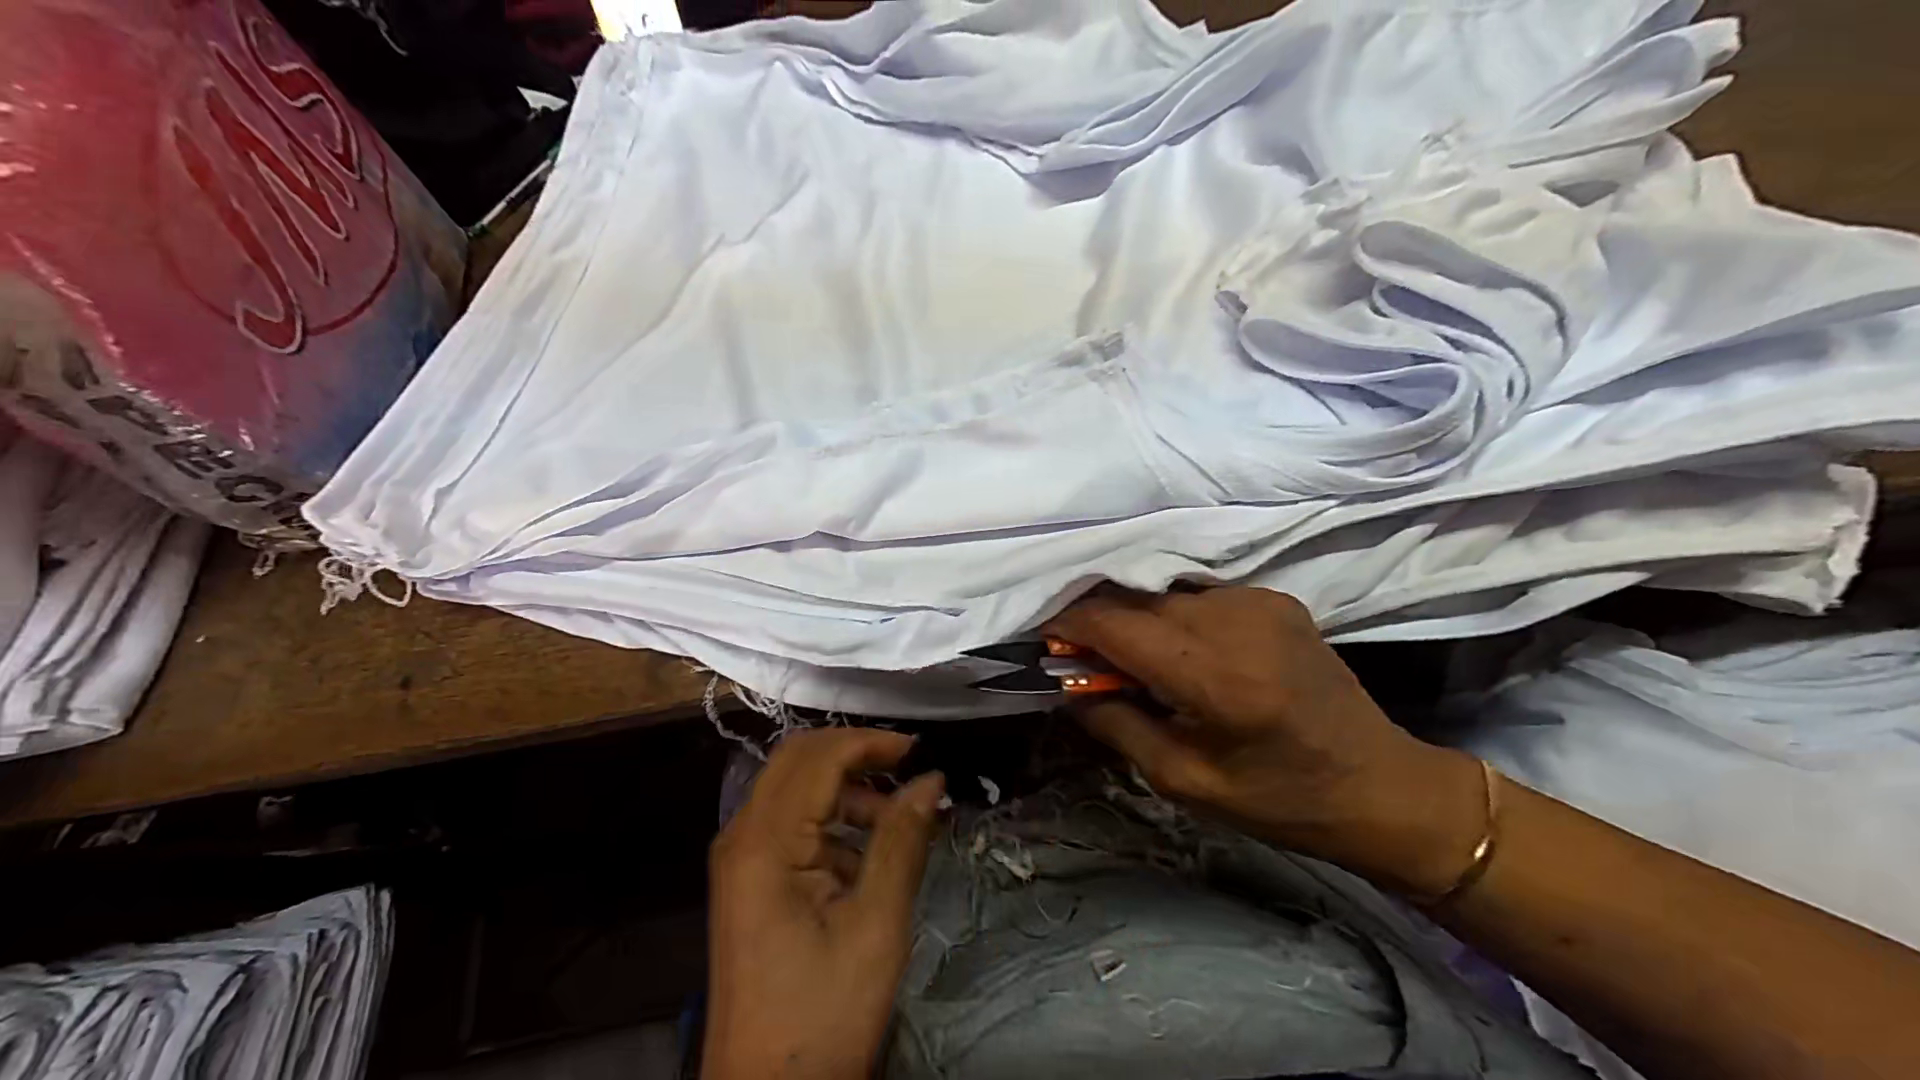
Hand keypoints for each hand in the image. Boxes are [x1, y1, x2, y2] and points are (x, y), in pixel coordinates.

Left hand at [704, 729, 945, 1079]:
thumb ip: (901, 841)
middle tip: (910, 771)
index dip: (870, 743)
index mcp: (764, 842)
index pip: (818, 758)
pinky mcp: (749, 880)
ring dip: (848, 790)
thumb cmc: (823, 1014)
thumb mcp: (875, 924)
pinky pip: (792, 825)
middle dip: (857, 755)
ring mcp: (741, 859)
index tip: (920, 751)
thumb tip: (931, 779)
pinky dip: (834, 822)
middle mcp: (742, 837)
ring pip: (796, 789)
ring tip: (901, 819)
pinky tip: (871, 854)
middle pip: (799, 761)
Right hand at [1045, 586, 1485, 897]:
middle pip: (1135, 596)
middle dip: (1094, 617)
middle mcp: (1237, 622)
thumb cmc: (1278, 799)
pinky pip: (1196, 590)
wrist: (1381, 784)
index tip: (1043, 636)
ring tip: (1119, 649)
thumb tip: (1066, 684)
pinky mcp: (1273, 596)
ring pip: (1162, 588)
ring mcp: (1259, 601)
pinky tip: (1167, 641)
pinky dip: (1166, 609)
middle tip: (1075, 651)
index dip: (1069, 624)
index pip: (1116, 624)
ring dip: (1129, 611)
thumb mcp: (1184, 781)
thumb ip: (1116, 724)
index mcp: (1217, 678)